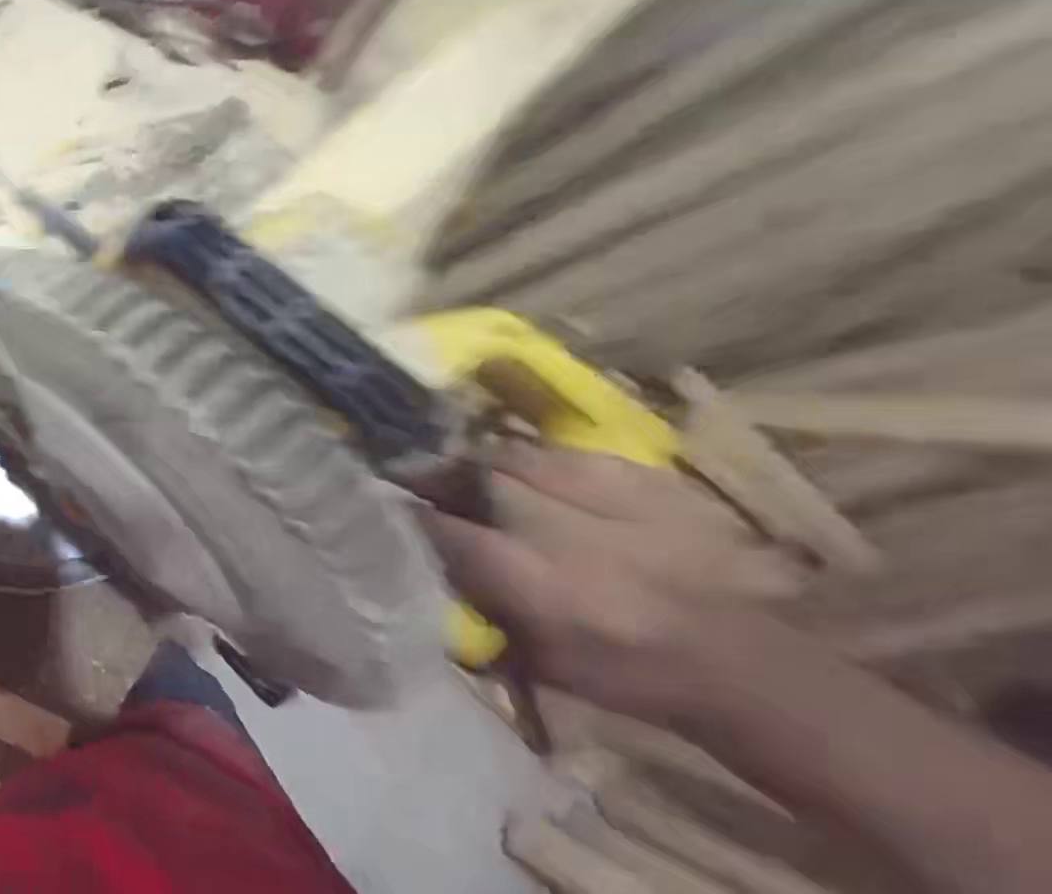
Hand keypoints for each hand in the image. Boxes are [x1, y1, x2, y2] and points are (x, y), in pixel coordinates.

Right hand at [412, 440, 804, 723]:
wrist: (742, 660)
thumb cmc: (627, 673)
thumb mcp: (536, 660)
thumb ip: (477, 608)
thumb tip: (428, 571)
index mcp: (527, 577)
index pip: (440, 527)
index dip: (404, 513)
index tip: (382, 506)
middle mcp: (553, 523)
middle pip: (470, 476)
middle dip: (433, 473)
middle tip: (410, 473)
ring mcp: (598, 490)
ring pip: (510, 452)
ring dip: (475, 459)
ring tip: (460, 465)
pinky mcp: (635, 474)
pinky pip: (558, 451)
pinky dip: (529, 457)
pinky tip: (522, 465)